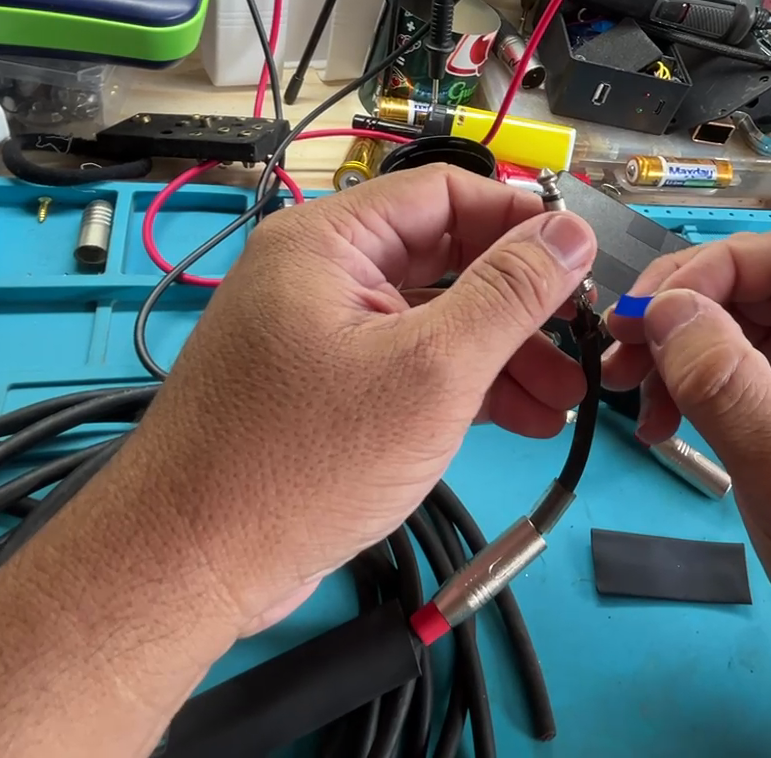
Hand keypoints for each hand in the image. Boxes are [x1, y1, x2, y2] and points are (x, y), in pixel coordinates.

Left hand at [118, 166, 597, 632]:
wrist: (187, 575)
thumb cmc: (304, 460)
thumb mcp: (431, 369)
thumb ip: (510, 293)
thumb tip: (571, 232)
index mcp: (332, 241)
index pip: (446, 195)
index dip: (521, 219)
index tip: (582, 256)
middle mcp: (328, 274)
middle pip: (450, 261)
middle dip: (523, 303)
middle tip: (583, 337)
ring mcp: (331, 333)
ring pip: (440, 319)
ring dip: (507, 354)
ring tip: (567, 397)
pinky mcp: (337, 386)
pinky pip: (418, 364)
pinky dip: (470, 386)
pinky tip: (525, 418)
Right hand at [602, 230, 770, 640]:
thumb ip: (722, 380)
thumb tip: (660, 308)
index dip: (710, 270)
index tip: (648, 310)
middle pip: (750, 288)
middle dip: (679, 314)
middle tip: (620, 347)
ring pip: (728, 324)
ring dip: (672, 351)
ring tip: (628, 390)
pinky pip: (726, 365)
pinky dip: (684, 384)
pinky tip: (657, 420)